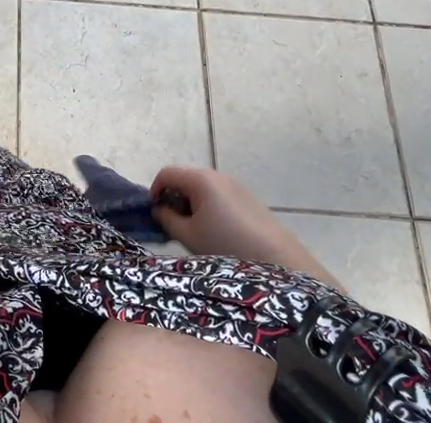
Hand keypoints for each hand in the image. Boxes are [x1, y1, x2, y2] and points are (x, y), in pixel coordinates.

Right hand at [149, 165, 287, 259]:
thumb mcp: (188, 235)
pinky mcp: (248, 198)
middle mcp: (217, 175)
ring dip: (191, 203)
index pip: (166, 173)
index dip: (154, 190)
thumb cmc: (225, 244)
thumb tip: (159, 209)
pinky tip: (217, 231)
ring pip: (203, 188)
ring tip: (195, 229)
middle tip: (173, 222)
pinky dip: (209, 207)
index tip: (154, 212)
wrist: (276, 257)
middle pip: (185, 179)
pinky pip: (219, 195)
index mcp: (199, 179)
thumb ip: (166, 219)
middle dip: (174, 197)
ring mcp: (235, 185)